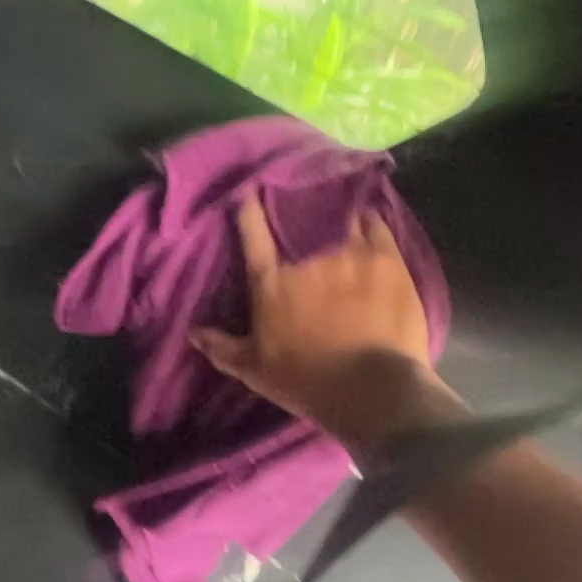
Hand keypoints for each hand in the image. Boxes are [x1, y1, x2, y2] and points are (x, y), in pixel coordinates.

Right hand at [191, 193, 464, 451]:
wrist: (370, 388)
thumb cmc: (306, 380)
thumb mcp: (254, 370)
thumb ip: (222, 347)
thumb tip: (194, 332)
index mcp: (272, 281)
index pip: (253, 233)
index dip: (248, 209)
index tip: (248, 192)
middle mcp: (309, 256)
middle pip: (298, 216)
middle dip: (296, 206)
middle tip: (298, 202)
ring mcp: (351, 252)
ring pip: (339, 215)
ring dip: (335, 213)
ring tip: (337, 209)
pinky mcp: (388, 258)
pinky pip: (377, 223)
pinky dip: (369, 219)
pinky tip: (368, 219)